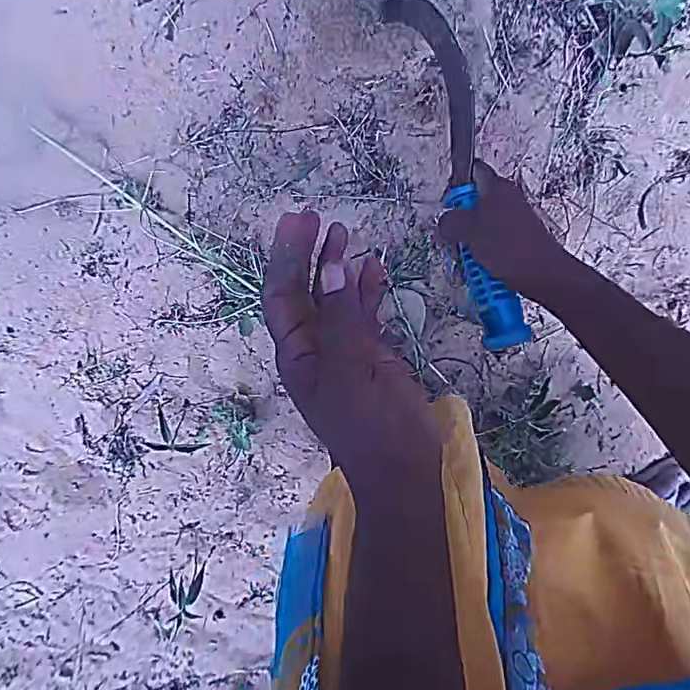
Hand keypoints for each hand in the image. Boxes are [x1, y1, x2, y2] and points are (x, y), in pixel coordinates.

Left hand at [262, 211, 441, 487]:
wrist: (406, 470)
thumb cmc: (374, 425)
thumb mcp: (353, 369)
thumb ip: (342, 318)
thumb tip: (330, 269)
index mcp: (297, 354)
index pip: (282, 295)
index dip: (286, 257)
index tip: (297, 222)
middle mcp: (313, 349)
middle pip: (304, 292)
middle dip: (308, 255)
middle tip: (317, 219)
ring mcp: (342, 352)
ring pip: (334, 300)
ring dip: (338, 269)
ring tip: (345, 235)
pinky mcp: (369, 357)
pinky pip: (362, 315)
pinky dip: (366, 292)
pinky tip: (375, 270)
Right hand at [435, 160, 565, 297]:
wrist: (544, 276)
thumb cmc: (512, 249)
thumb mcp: (467, 231)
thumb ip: (449, 222)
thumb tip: (444, 222)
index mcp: (497, 188)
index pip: (473, 171)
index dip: (456, 185)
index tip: (448, 203)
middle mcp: (508, 199)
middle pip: (474, 202)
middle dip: (460, 221)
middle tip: (452, 235)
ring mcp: (515, 220)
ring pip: (482, 225)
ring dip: (469, 241)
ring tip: (466, 257)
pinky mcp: (519, 239)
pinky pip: (493, 241)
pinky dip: (483, 252)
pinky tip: (479, 267)